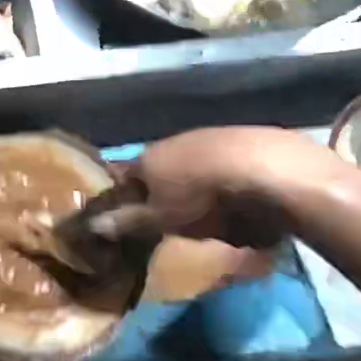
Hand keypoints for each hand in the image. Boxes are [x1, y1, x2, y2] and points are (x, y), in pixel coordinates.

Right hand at [92, 127, 353, 247]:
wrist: (267, 170)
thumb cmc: (203, 200)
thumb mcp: (162, 220)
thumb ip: (128, 222)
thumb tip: (92, 225)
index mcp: (147, 159)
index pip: (125, 177)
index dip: (128, 197)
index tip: (134, 216)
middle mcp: (171, 141)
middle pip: (160, 167)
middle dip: (165, 188)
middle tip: (177, 216)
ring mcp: (208, 134)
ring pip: (192, 161)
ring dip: (197, 180)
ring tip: (215, 206)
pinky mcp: (244, 134)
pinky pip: (225, 158)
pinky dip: (227, 173)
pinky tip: (243, 191)